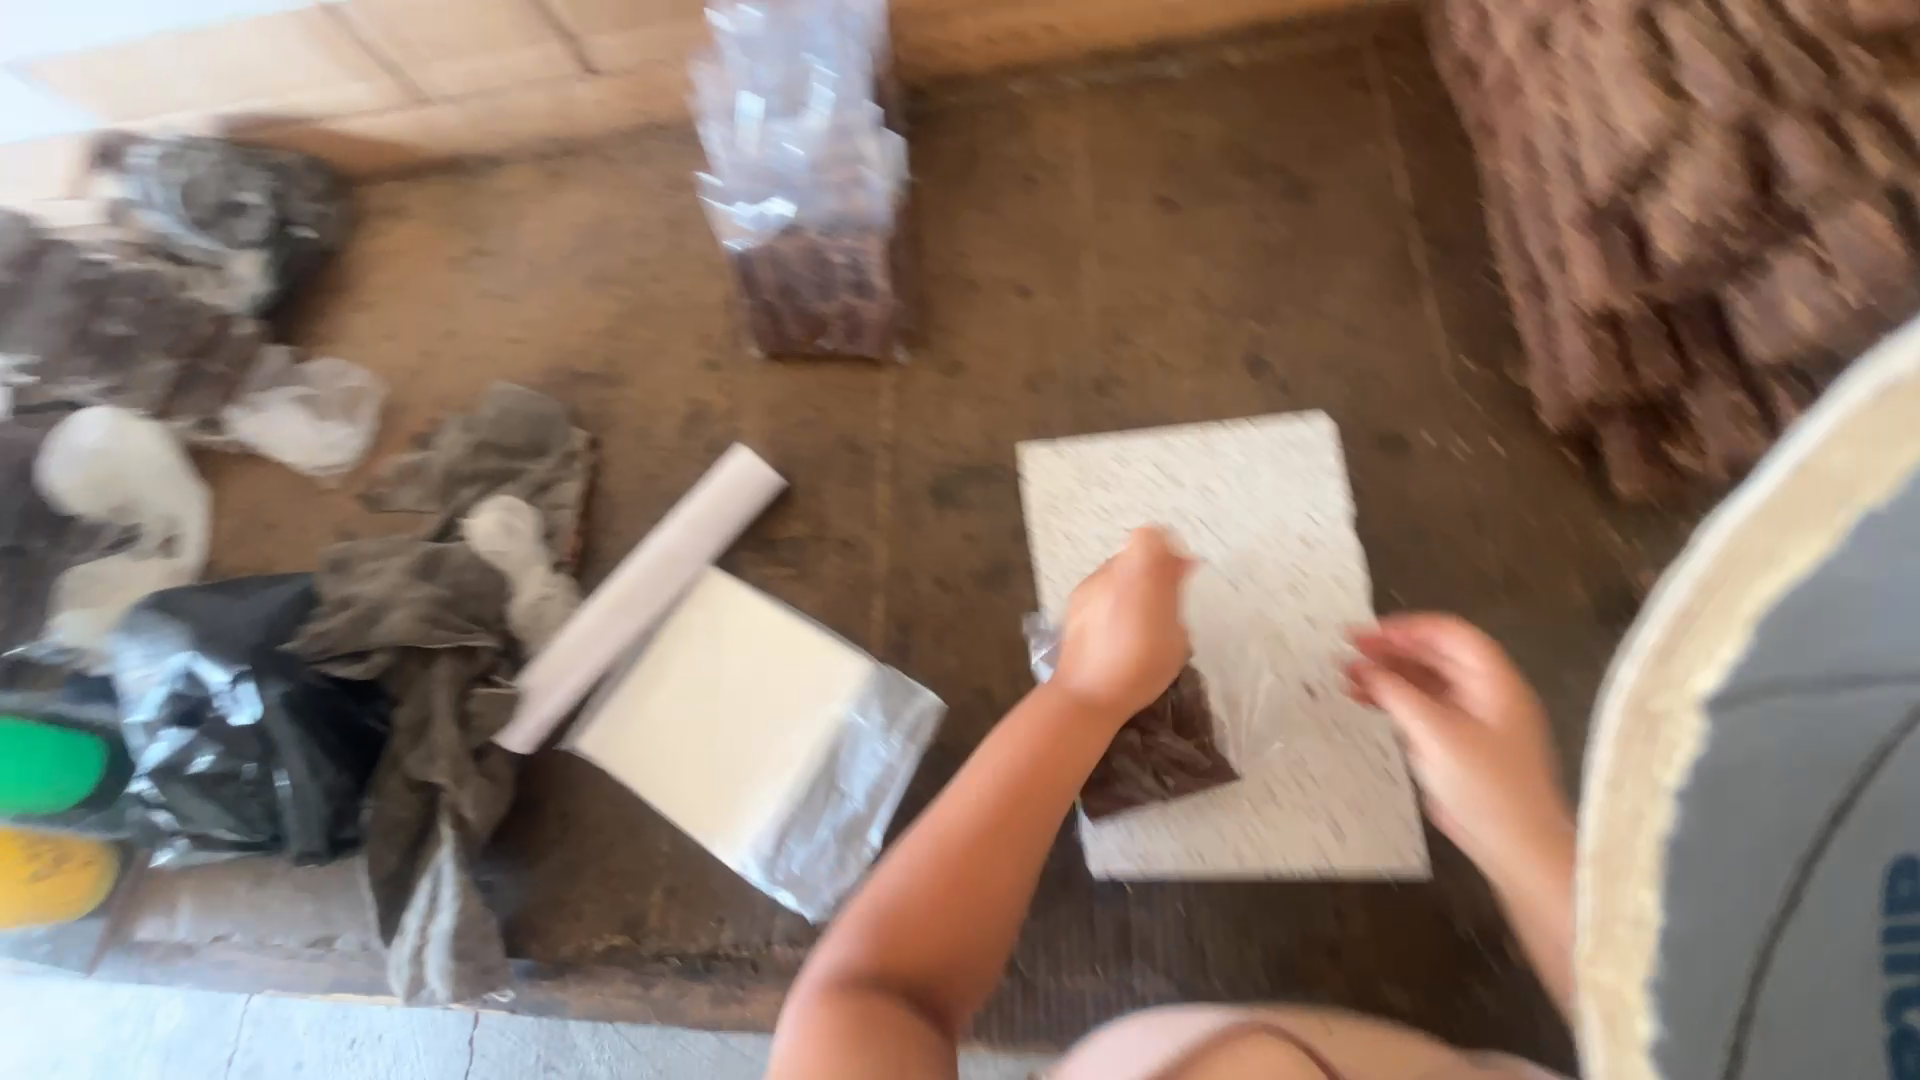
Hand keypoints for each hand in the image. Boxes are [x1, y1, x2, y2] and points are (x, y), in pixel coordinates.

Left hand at [1050, 526, 1195, 720]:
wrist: (1087, 692)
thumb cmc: (1141, 667)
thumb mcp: (1175, 636)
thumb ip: (1174, 595)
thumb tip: (1177, 569)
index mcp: (1138, 574)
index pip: (1151, 535)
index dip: (1169, 549)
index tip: (1181, 573)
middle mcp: (1109, 573)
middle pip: (1134, 553)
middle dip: (1153, 569)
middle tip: (1167, 599)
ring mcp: (1087, 587)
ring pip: (1116, 572)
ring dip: (1132, 585)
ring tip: (1141, 620)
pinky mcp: (1072, 604)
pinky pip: (1101, 590)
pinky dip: (1113, 600)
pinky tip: (1118, 630)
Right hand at [1345, 614, 1573, 889]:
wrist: (1515, 845)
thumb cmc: (1484, 784)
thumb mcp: (1436, 733)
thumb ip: (1396, 694)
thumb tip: (1362, 667)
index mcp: (1494, 682)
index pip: (1450, 634)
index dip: (1408, 628)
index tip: (1367, 634)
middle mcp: (1483, 693)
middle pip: (1434, 655)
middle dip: (1390, 649)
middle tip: (1348, 649)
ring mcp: (1470, 717)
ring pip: (1423, 680)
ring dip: (1386, 674)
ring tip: (1346, 675)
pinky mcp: (1455, 740)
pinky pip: (1420, 705)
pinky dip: (1391, 698)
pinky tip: (1363, 699)